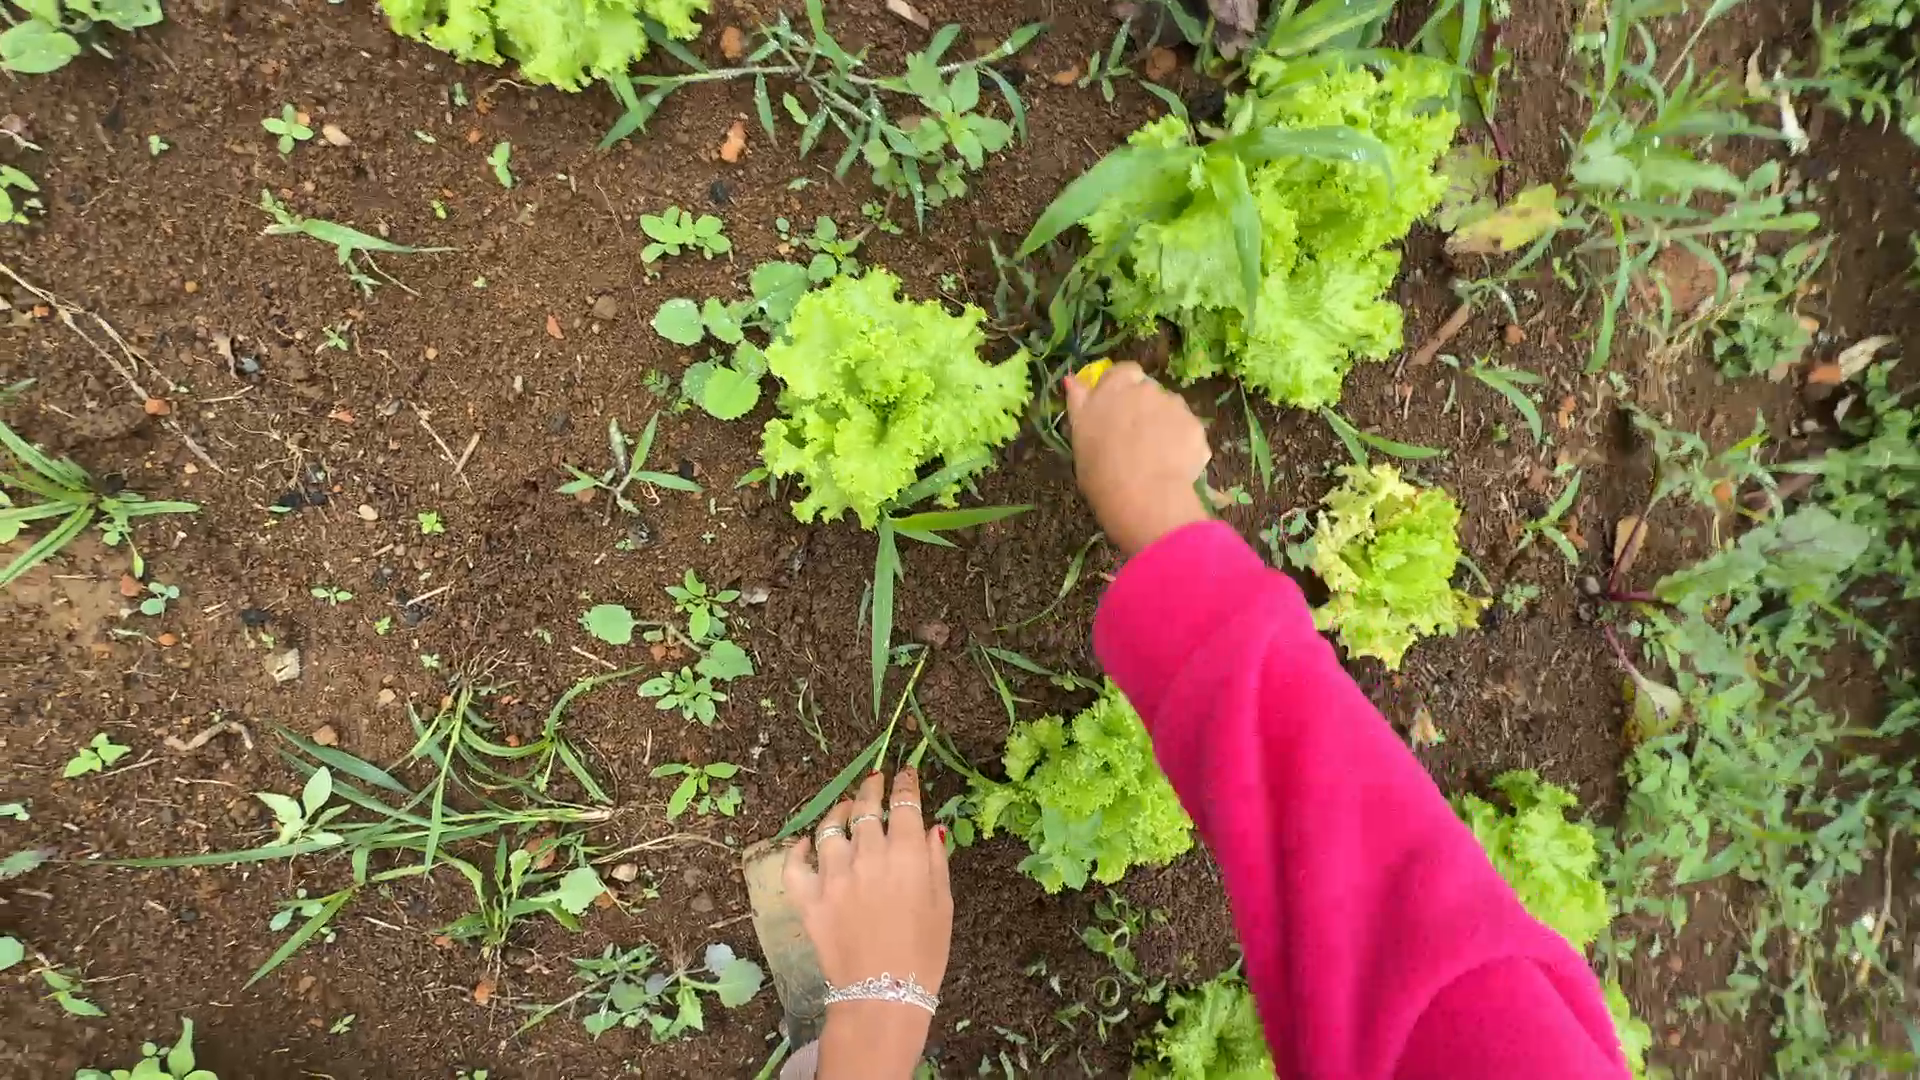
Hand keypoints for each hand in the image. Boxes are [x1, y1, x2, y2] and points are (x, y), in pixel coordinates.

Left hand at [785, 768, 951, 1077]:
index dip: (906, 783)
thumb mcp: (943, 903)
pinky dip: (799, 850)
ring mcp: (834, 875)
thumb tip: (930, 826)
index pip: (904, 802)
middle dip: (872, 787)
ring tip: (844, 808)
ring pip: (830, 827)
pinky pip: (795, 864)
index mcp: (906, 854)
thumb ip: (936, 859)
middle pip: (865, 806)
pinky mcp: (809, 899)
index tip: (906, 775)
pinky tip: (806, 843)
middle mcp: (868, 855)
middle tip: (875, 780)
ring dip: (839, 812)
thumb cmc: (924, 952)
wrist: (883, 998)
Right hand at [1064, 362, 1211, 556]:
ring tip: (1154, 457)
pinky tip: (1171, 467)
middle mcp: (1146, 389)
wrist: (1143, 497)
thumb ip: (1079, 403)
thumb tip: (1072, 379)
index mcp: (1114, 388)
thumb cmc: (1100, 471)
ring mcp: (1175, 406)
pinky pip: (1187, 431)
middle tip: (1134, 439)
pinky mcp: (1196, 426)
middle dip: (1143, 408)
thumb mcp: (1079, 436)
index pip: (1123, 371)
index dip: (1122, 387)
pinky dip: (1181, 444)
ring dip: (1164, 425)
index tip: (1117, 410)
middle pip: (1148, 391)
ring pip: (1170, 410)